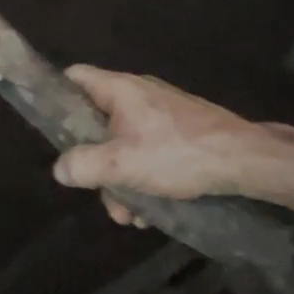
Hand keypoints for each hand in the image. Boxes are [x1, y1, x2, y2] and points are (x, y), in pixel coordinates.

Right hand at [53, 65, 293, 224]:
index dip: (56, 95)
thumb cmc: (177, 153)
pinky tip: (152, 210)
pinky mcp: (179, 132)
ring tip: (132, 216)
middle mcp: (138, 94)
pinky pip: (147, 152)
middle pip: (97, 123)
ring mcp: (160, 113)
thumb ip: (84, 165)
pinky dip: (143, 178)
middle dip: (95, 163)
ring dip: (121, 181)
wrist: (242, 160)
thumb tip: (60, 168)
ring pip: (123, 144)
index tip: (50, 127)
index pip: (75, 77)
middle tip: (102, 193)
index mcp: (120, 89)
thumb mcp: (122, 164)